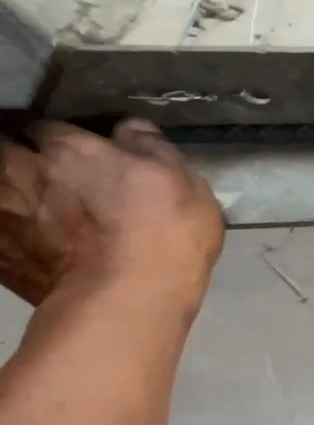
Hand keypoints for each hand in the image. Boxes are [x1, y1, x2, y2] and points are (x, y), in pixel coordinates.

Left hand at [0, 120, 224, 308]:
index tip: (84, 151)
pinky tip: (37, 242)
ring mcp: (2, 211)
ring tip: (41, 208)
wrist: (126, 297)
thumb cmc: (166, 232)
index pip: (51, 127)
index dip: (66, 138)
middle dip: (25, 159)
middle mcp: (21, 170)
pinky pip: (0, 230)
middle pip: (7, 152)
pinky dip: (13, 231)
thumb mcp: (185, 184)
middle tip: (53, 177)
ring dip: (15, 193)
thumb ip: (153, 149)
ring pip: (1, 191)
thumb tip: (132, 128)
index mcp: (69, 150)